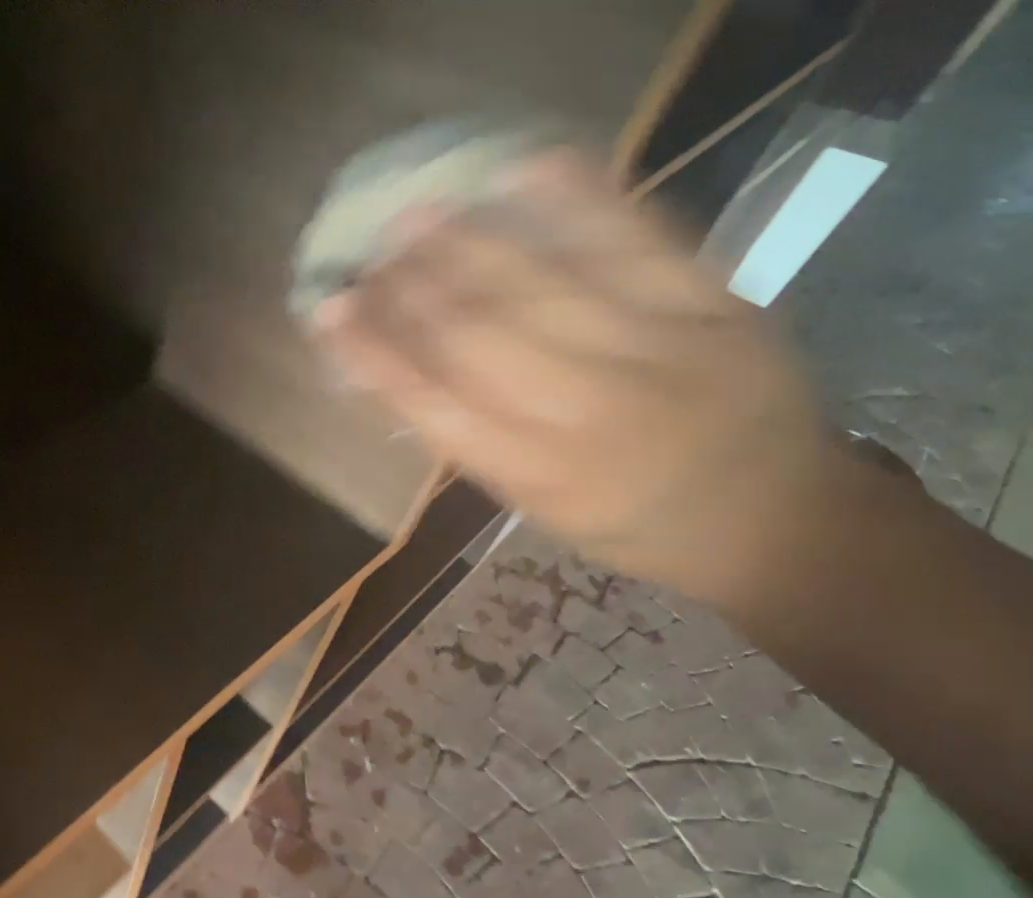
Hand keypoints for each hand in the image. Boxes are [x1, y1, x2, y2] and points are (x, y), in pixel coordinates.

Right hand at [311, 151, 851, 604]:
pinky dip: (582, 202)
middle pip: (474, 336)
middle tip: (368, 256)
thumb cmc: (633, 522)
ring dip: (467, 247)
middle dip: (410, 291)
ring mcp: (655, 351)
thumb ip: (473, 439)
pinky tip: (528, 168)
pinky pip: (638, 244)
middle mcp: (585, 411)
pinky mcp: (714, 306)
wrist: (775, 517)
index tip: (329, 313)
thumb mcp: (537, 504)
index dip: (371, 352)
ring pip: (538, 287)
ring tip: (415, 216)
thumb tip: (397, 370)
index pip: (428, 402)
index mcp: (534, 471)